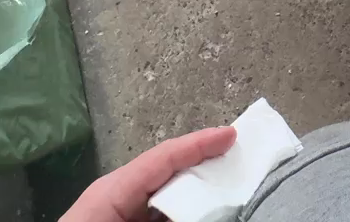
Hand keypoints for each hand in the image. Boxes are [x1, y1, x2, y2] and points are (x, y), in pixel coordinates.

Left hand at [59, 126, 237, 221]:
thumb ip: (167, 216)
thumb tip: (206, 209)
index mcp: (112, 190)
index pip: (163, 156)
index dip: (199, 143)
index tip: (232, 135)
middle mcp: (114, 195)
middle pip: (165, 171)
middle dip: (200, 166)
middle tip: (237, 162)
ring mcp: (116, 212)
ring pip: (160, 195)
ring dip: (190, 194)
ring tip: (225, 190)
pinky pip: (152, 212)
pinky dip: (175, 210)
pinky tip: (198, 211)